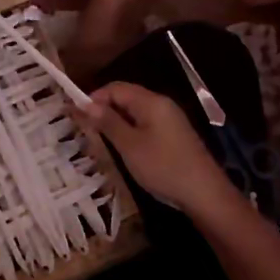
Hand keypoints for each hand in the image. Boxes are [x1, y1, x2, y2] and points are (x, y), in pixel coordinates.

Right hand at [83, 82, 238, 217]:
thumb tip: (86, 103)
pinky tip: (123, 148)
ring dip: (116, 122)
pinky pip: (146, 125)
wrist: (203, 191)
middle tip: (84, 129)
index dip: (95, 97)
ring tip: (99, 139)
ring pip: (136, 113)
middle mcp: (162, 104)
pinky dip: (130, 131)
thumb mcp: (130, 145)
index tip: (76, 116)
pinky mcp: (174, 135)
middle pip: (127, 97)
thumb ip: (108, 122)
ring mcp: (170, 120)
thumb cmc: (163, 166)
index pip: (116, 87)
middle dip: (104, 109)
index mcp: (151, 101)